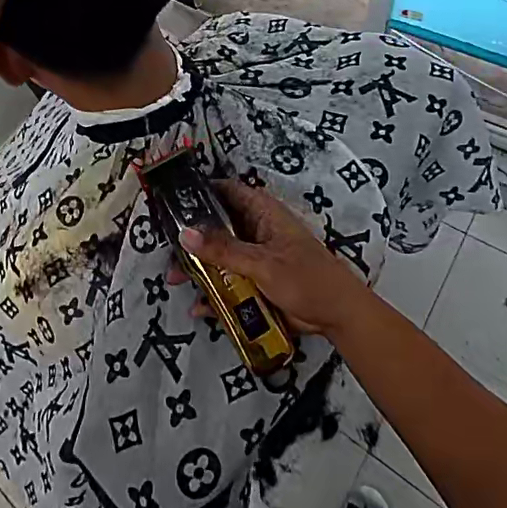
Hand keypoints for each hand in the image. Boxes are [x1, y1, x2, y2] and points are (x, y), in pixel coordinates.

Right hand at [172, 180, 375, 336]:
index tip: (173, 201)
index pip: (229, 191)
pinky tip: (200, 308)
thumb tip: (185, 233)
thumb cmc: (307, 278)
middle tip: (169, 251)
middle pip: (218, 227)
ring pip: (219, 257)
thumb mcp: (262, 263)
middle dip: (193, 240)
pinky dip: (214, 293)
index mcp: (263, 213)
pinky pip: (228, 283)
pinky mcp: (256, 282)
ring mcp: (255, 258)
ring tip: (175, 281)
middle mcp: (257, 231)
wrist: (336, 316)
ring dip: (199, 269)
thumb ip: (223, 250)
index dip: (202, 192)